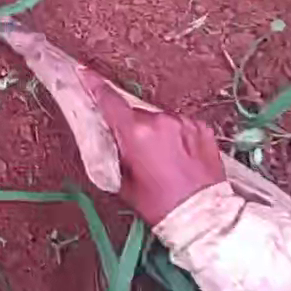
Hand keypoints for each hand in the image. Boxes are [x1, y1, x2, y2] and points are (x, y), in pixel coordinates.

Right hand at [80, 70, 225, 223]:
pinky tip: (178, 158)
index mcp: (136, 134)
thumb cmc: (160, 206)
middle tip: (134, 153)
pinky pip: (179, 125)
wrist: (205, 217)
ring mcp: (183, 123)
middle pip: (135, 114)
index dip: (94, 86)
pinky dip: (174, 136)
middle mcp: (160, 121)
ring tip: (161, 160)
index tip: (84, 73)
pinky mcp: (202, 128)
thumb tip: (106, 140)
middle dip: (130, 128)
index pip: (110, 102)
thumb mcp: (123, 183)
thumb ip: (112, 155)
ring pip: (158, 120)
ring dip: (154, 133)